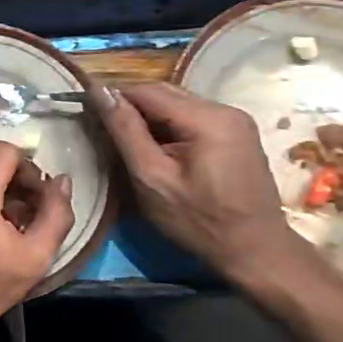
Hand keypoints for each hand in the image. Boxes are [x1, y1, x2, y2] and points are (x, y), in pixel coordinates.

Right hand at [88, 81, 320, 283]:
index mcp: (207, 118)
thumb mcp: (152, 177)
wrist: (255, 250)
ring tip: (129, 142)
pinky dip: (168, 125)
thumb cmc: (198, 221)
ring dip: (149, 117)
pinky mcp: (236, 132)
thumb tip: (98, 91)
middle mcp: (225, 109)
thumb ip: (125, 130)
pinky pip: (191, 116)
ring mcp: (235, 120)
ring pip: (176, 103)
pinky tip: (158, 148)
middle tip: (105, 131)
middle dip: (131, 107)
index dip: (113, 98)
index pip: (146, 91)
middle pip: (164, 93)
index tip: (88, 114)